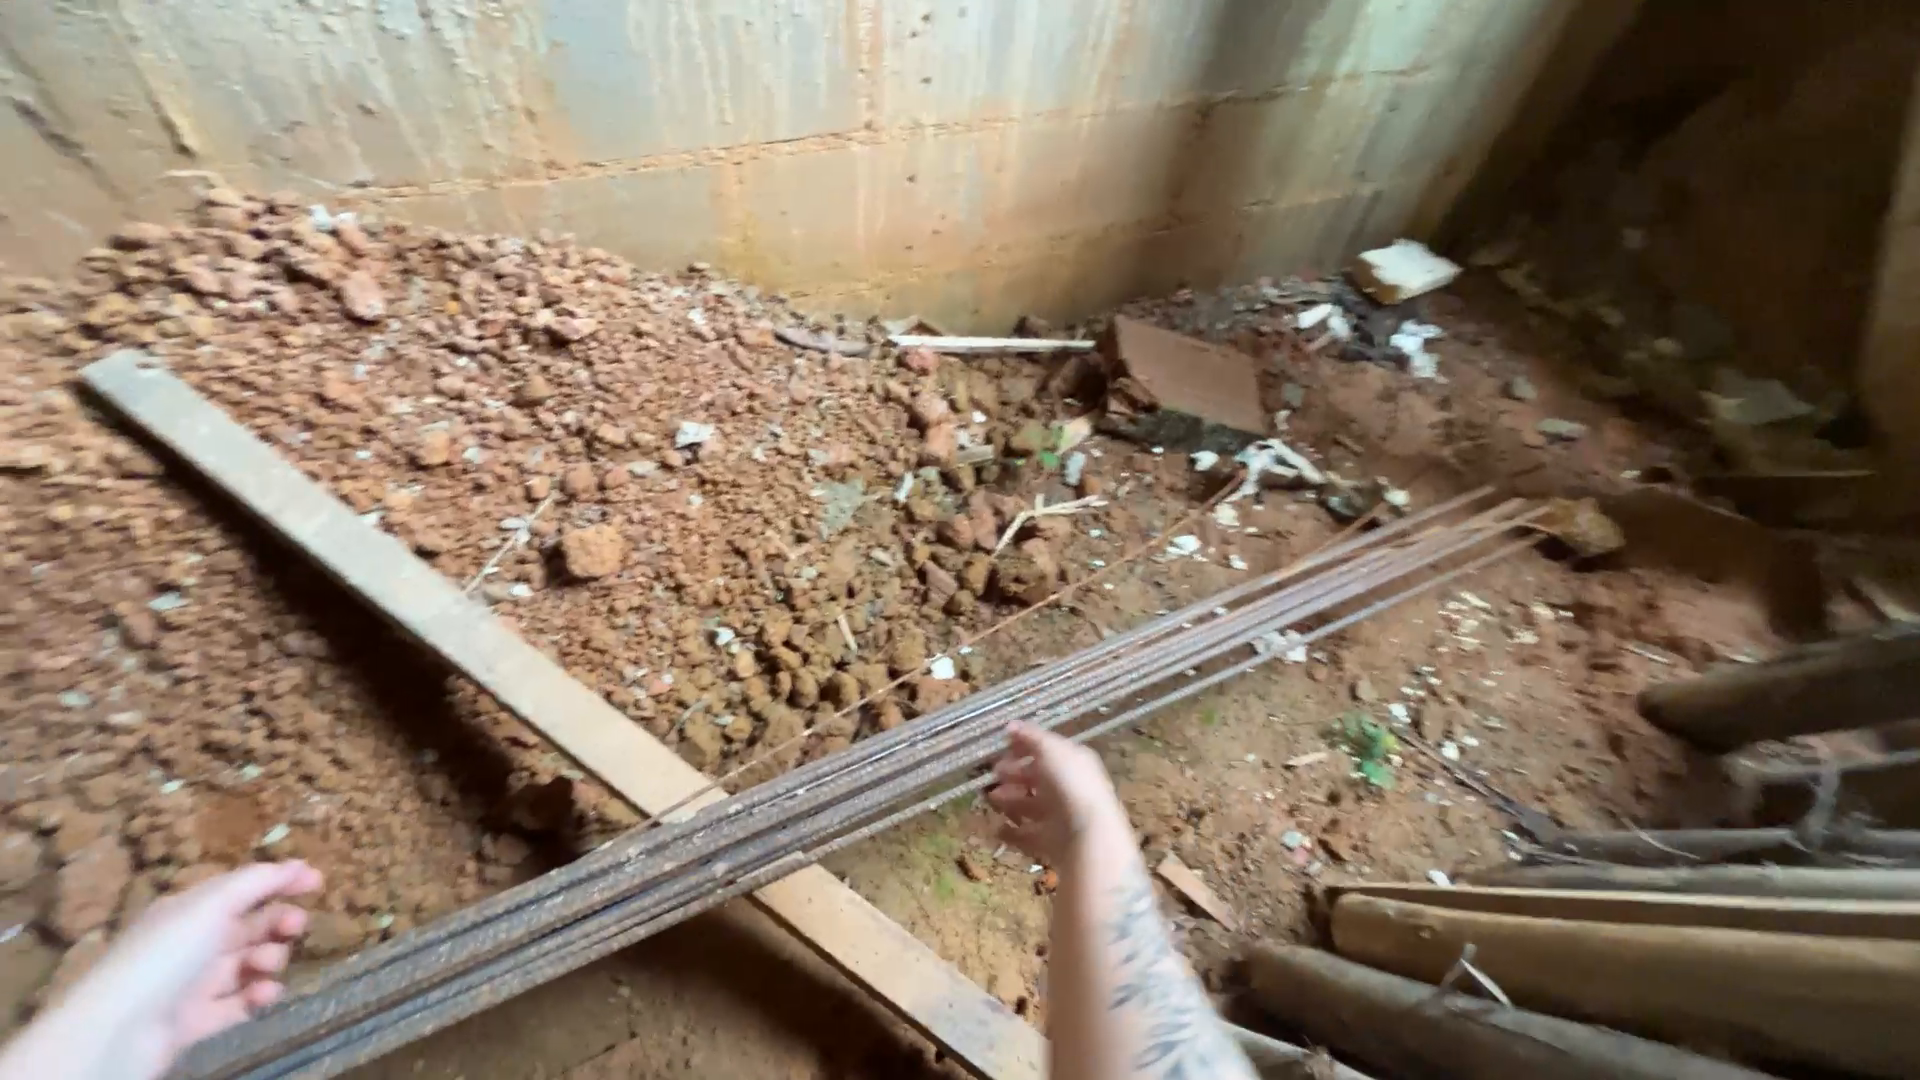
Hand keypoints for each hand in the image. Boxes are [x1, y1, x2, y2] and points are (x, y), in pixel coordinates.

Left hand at [1, 860, 322, 1079]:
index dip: (281, 881)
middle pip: (252, 925)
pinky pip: (240, 1002)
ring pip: (250, 962)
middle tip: (294, 926)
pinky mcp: (198, 1019)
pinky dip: (259, 995)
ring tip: (266, 966)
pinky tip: (264, 992)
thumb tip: (300, 863)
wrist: (115, 1033)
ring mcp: (194, 984)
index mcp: (189, 912)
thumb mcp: (212, 905)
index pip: (244, 888)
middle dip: (280, 922)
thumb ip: (259, 880)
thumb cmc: (164, 956)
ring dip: (270, 959)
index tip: (318, 881)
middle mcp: (192, 943)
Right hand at [987, 723, 1130, 865]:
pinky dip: (1011, 832)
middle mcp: (1069, 786)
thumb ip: (1031, 736)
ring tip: (992, 798)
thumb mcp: (1051, 750)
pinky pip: (1028, 835)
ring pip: (1030, 805)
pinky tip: (996, 828)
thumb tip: (1011, 725)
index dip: (1025, 746)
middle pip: (1037, 777)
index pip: (1047, 749)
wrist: (1086, 835)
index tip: (1002, 746)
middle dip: (1013, 774)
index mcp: (1074, 761)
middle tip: (994, 774)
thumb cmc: (1070, 784)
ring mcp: (1061, 815)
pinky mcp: (1052, 841)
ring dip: (1009, 800)